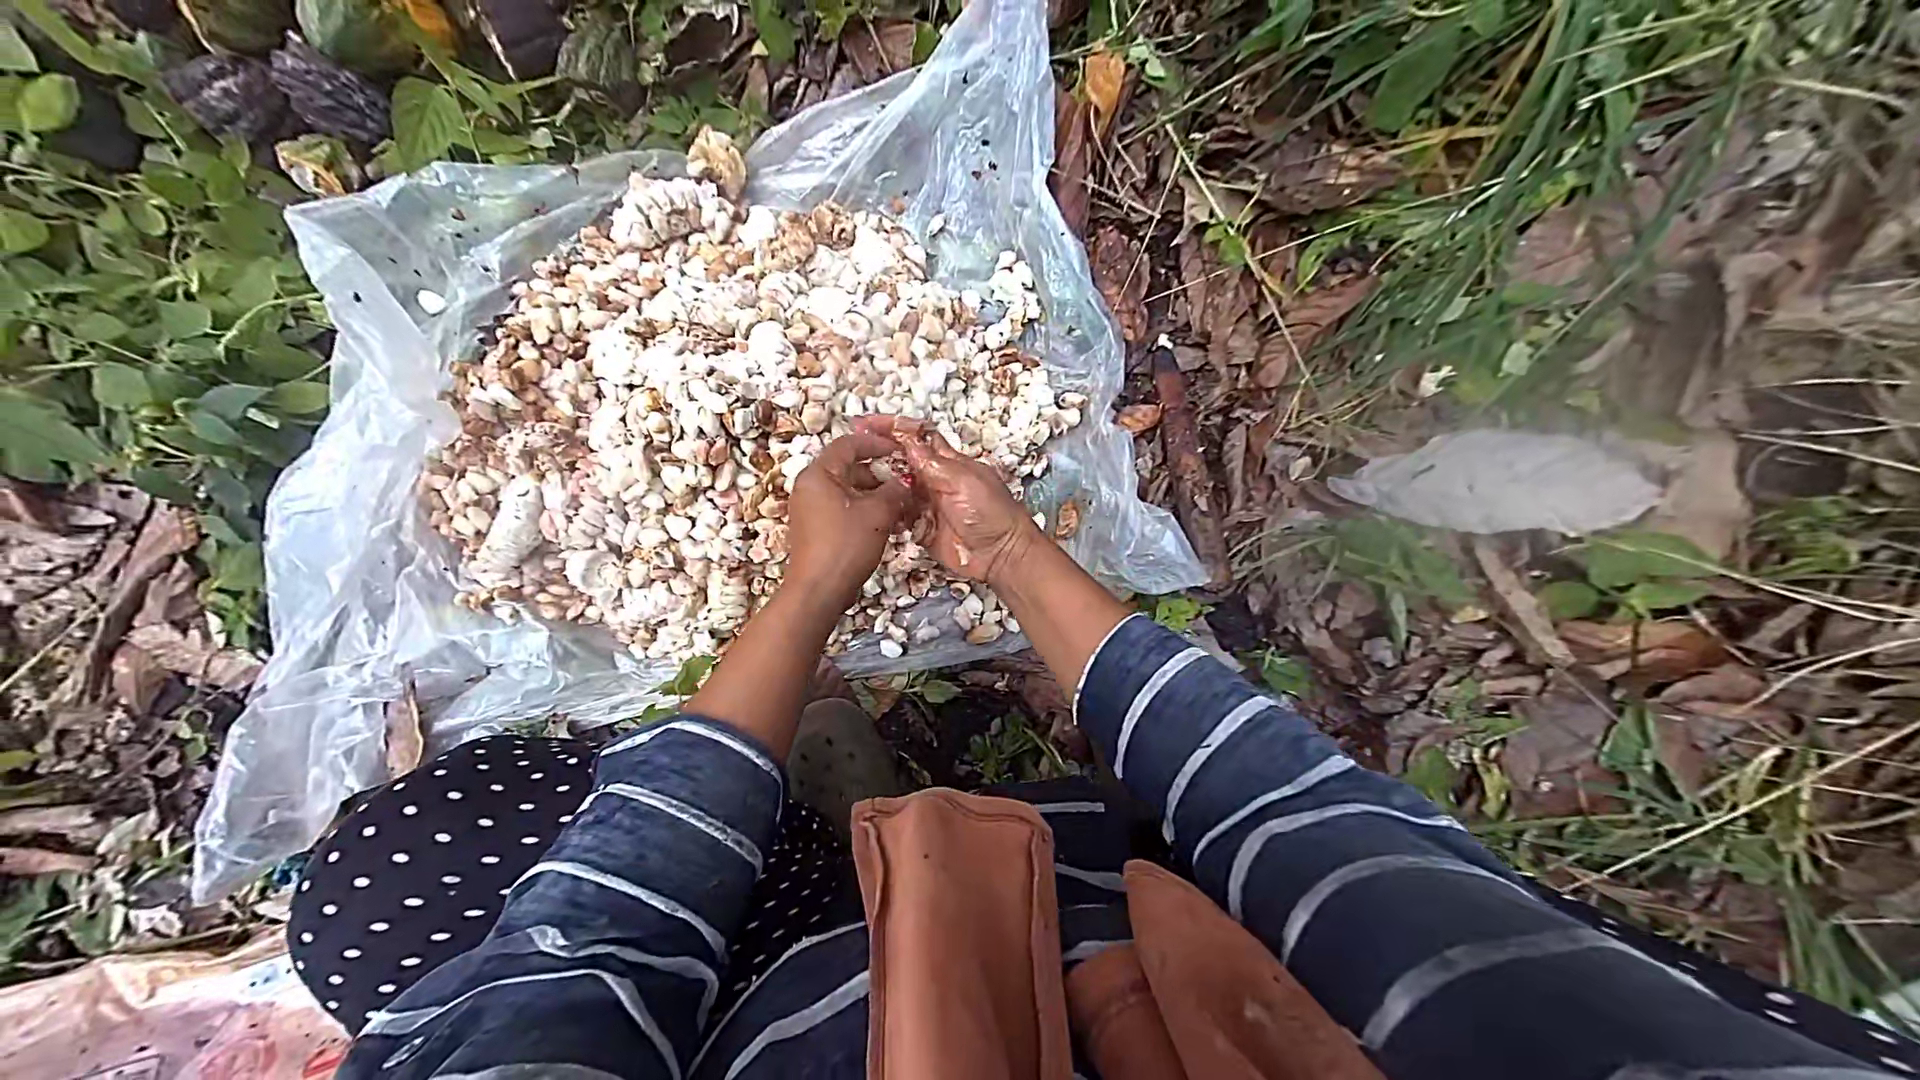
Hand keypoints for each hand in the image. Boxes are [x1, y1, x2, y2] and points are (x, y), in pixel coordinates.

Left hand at [784, 430, 912, 610]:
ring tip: (899, 507)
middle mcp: (809, 486)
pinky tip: (885, 524)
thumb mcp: (878, 514)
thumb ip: (895, 491)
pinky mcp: (815, 528)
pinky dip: (863, 510)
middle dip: (879, 474)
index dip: (876, 443)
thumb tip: (905, 483)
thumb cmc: (845, 546)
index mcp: (818, 474)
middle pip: (848, 467)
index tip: (899, 449)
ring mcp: (810, 509)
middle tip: (904, 483)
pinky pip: (842, 508)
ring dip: (874, 494)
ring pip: (847, 490)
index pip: (848, 444)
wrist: (818, 591)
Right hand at [853, 416, 1041, 585]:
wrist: (1000, 554)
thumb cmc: (990, 512)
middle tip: (852, 450)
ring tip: (854, 478)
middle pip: (901, 461)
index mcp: (948, 461)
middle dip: (878, 453)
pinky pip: (898, 516)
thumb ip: (932, 462)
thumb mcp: (962, 480)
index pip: (916, 437)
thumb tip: (908, 440)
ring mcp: (927, 504)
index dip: (893, 427)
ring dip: (878, 483)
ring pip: (895, 488)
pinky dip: (885, 511)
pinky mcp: (922, 528)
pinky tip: (869, 507)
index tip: (866, 423)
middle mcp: (935, 480)